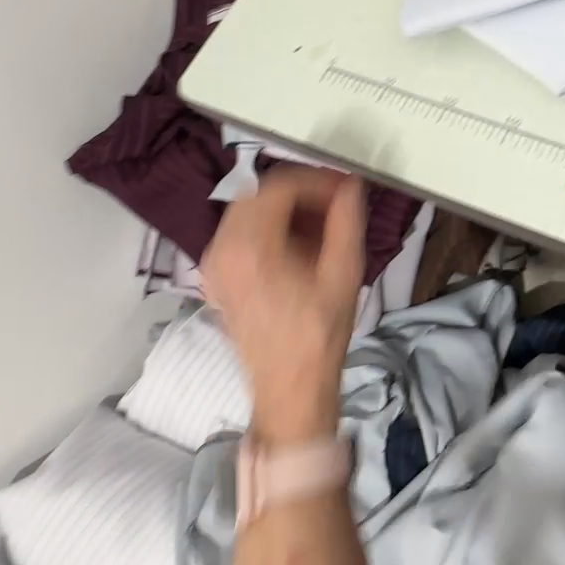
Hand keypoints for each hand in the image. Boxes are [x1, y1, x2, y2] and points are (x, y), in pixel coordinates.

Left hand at [201, 166, 365, 447]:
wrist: (290, 384)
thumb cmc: (320, 330)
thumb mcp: (344, 271)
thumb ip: (347, 219)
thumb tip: (350, 186)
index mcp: (251, 246)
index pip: (279, 186)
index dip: (316, 179)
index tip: (345, 189)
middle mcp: (222, 250)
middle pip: (258, 194)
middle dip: (301, 192)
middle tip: (336, 204)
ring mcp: (214, 265)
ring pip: (248, 212)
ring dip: (286, 209)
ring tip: (322, 226)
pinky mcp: (217, 278)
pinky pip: (240, 234)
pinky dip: (269, 227)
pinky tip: (299, 246)